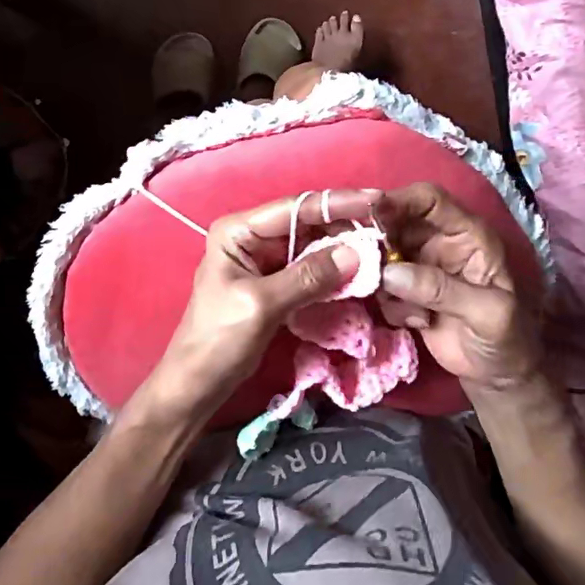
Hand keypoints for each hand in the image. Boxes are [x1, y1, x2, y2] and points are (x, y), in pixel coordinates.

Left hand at [135, 189, 385, 423]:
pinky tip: (361, 269)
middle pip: (306, 222)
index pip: (294, 208)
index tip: (376, 202)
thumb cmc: (219, 340)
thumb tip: (356, 253)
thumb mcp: (262, 305)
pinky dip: (335, 269)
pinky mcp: (276, 282)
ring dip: (344, 246)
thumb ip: (308, 277)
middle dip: (345, 224)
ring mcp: (265, 260)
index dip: (336, 203)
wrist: (198, 383)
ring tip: (383, 244)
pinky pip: (311, 268)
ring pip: (313, 244)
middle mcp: (252, 237)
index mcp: (238, 231)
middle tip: (387, 226)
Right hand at [375, 183, 543, 392]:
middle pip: (396, 222)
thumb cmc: (508, 338)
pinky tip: (417, 323)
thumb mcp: (487, 313)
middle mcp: (440, 243)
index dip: (400, 200)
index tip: (370, 215)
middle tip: (364, 265)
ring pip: (382, 254)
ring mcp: (420, 267)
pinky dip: (390, 304)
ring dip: (384, 281)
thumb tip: (390, 273)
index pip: (430, 200)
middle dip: (378, 241)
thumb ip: (441, 289)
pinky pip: (382, 286)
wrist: (498, 375)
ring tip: (410, 310)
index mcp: (468, 235)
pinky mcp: (405, 292)